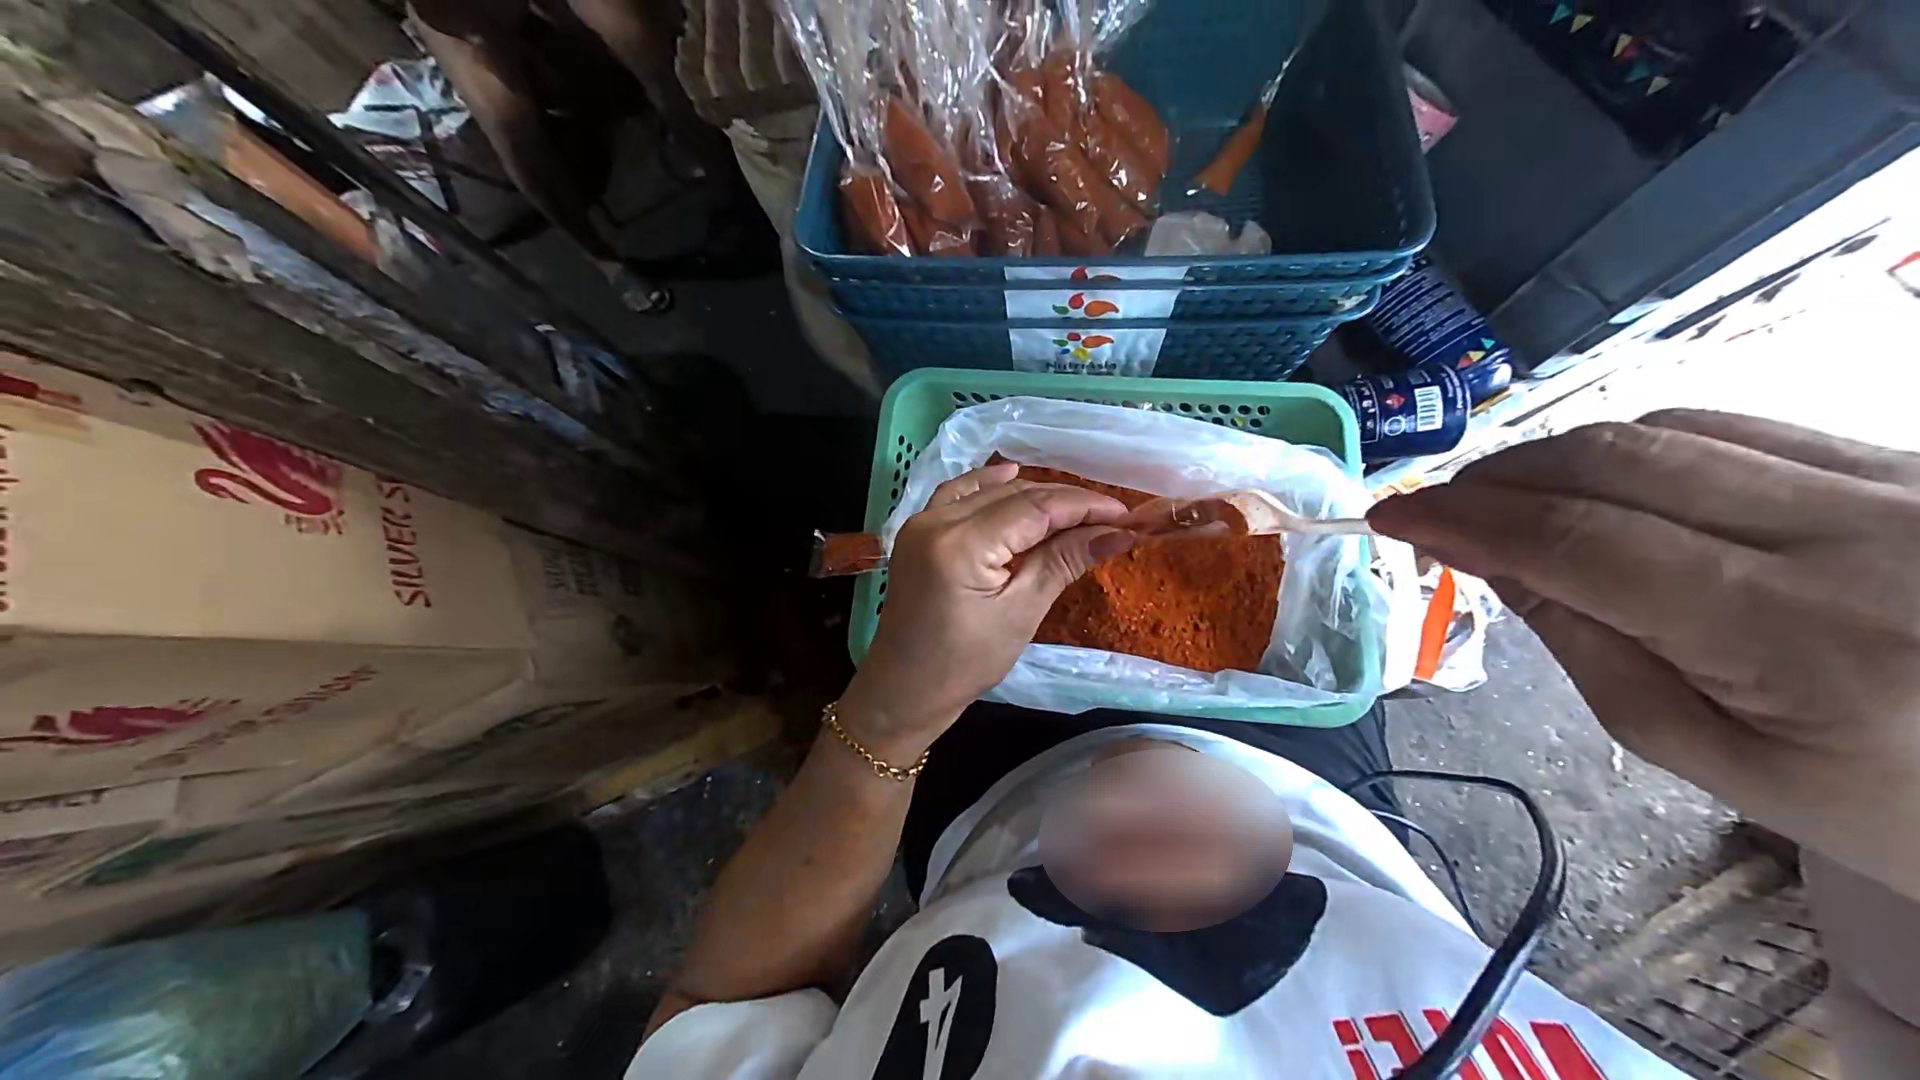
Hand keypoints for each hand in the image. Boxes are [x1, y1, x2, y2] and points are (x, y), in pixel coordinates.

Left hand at [842, 463, 1133, 759]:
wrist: (905, 687)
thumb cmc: (964, 663)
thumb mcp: (1021, 613)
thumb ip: (1063, 561)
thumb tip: (1115, 533)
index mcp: (961, 545)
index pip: (1034, 508)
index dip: (1083, 506)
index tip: (1123, 514)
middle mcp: (936, 520)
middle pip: (1013, 494)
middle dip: (1064, 502)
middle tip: (1108, 517)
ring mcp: (921, 521)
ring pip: (988, 491)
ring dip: (1032, 494)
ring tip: (1075, 508)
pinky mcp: (917, 530)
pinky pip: (957, 493)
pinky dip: (987, 484)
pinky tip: (1012, 475)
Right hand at [1367, 411, 1919, 896]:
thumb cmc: (1895, 804)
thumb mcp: (1710, 755)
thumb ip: (1587, 647)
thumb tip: (1489, 560)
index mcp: (1803, 636)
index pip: (1578, 541)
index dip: (1465, 518)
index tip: (1390, 516)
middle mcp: (1862, 530)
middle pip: (1614, 460)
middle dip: (1494, 476)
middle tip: (1433, 509)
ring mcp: (1900, 480)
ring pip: (1664, 429)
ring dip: (1550, 458)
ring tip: (1501, 500)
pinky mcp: (1911, 461)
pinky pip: (1728, 427)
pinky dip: (1628, 448)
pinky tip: (1595, 485)